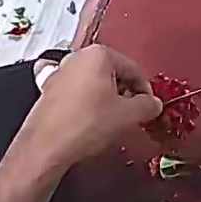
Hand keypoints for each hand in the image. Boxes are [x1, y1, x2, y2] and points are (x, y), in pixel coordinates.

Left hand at [12, 45, 161, 173]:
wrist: (47, 147)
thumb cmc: (87, 124)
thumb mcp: (129, 115)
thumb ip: (148, 105)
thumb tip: (153, 104)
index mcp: (99, 55)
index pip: (133, 70)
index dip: (145, 91)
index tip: (149, 107)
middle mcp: (77, 57)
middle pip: (112, 73)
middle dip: (124, 93)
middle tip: (131, 114)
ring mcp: (59, 72)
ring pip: (93, 82)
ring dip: (105, 98)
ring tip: (110, 121)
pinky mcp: (47, 90)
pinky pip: (74, 91)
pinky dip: (83, 101)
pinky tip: (86, 117)